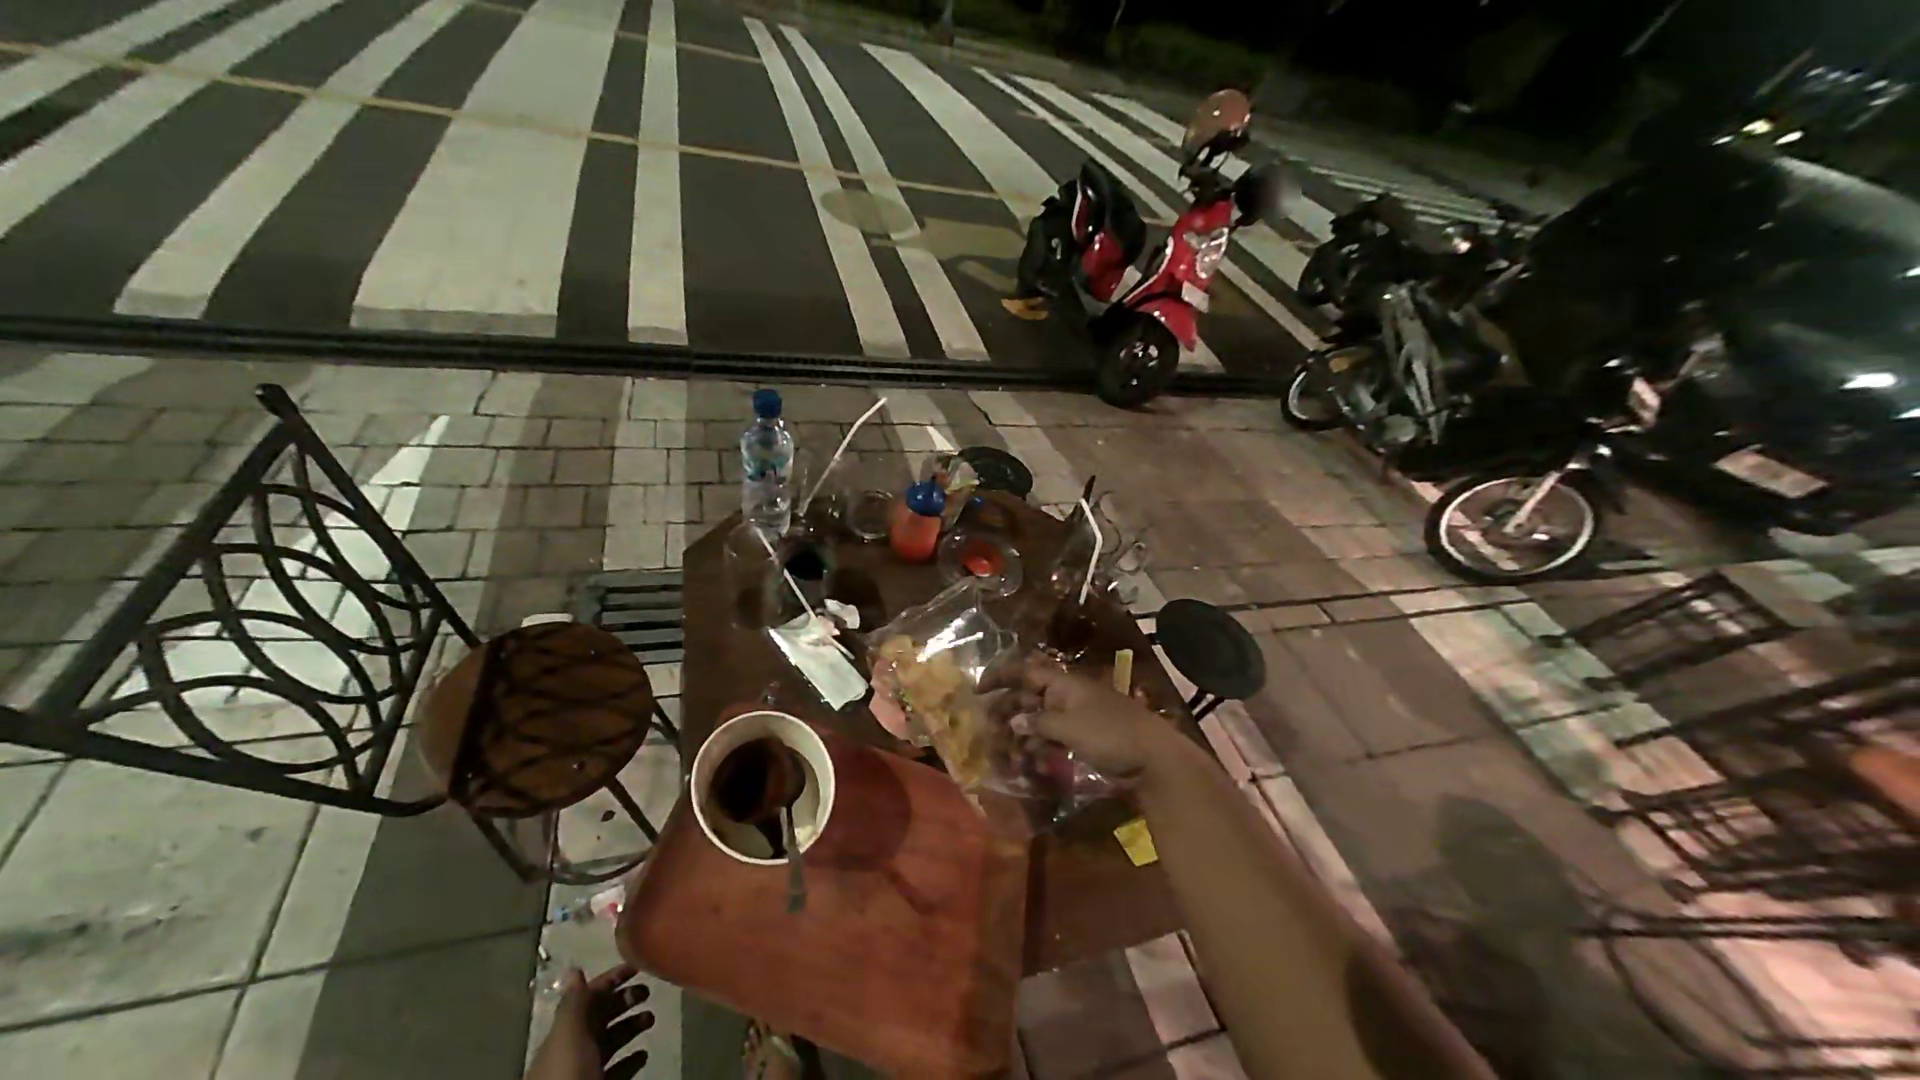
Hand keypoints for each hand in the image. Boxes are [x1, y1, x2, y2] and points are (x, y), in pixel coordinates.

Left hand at [524, 965, 653, 1079]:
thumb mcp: (570, 1036)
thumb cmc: (568, 1077)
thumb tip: (574, 969)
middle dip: (624, 1001)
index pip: (588, 997)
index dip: (611, 979)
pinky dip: (631, 1060)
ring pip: (610, 1043)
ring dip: (631, 1027)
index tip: (639, 966)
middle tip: (648, 992)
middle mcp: (574, 1050)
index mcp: (565, 1033)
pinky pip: (617, 1072)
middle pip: (601, 1018)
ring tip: (651, 1020)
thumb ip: (574, 1003)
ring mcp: (585, 1073)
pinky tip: (643, 1056)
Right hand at [984, 655, 1172, 779]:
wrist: (1151, 756)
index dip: (1000, 677)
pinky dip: (1040, 751)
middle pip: (1027, 700)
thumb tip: (1013, 721)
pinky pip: (1052, 739)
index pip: (1025, 672)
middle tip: (990, 735)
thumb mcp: (1069, 727)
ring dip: (1021, 738)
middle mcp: (1065, 696)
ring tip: (1009, 759)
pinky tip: (1031, 767)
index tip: (978, 691)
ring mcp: (1074, 718)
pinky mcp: (1081, 738)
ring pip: (1037, 723)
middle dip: (1006, 715)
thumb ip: (1038, 723)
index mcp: (1063, 684)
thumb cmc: (1109, 733)